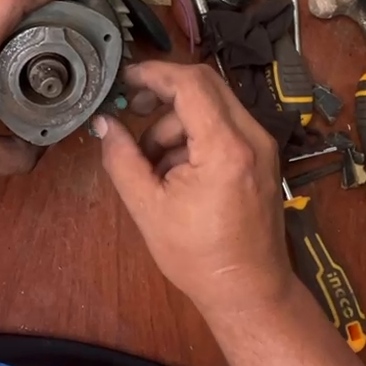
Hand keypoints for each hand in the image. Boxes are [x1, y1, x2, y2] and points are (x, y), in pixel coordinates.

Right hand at [94, 62, 291, 316]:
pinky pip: (223, 124)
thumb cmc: (197, 256)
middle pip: (205, 84)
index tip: (125, 81)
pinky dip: (193, 134)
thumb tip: (104, 123)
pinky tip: (175, 170)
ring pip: (213, 104)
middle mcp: (251, 137)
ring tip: (152, 163)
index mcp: (225, 148)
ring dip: (176, 120)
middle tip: (134, 110)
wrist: (248, 290)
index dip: (154, 74)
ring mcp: (261, 145)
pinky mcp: (260, 156)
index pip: (191, 84)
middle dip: (164, 91)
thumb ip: (122, 159)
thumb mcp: (147, 208)